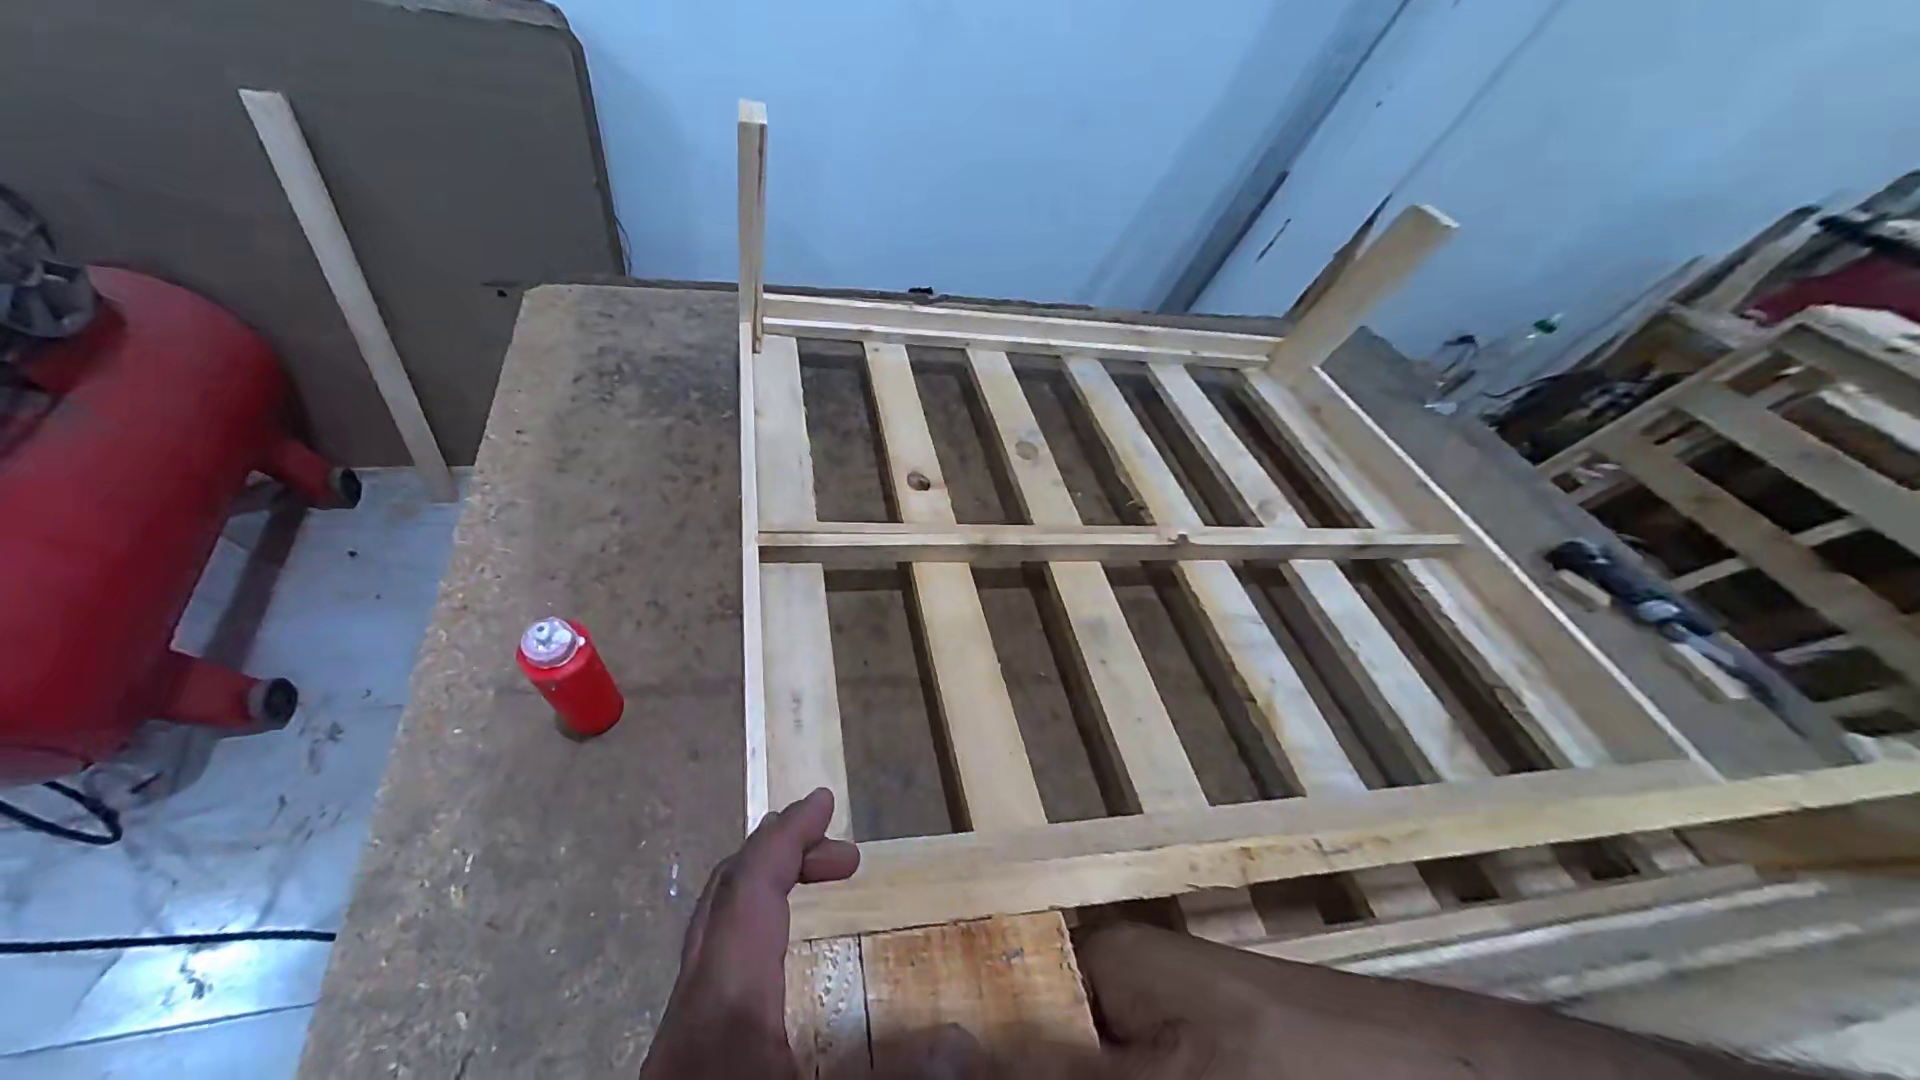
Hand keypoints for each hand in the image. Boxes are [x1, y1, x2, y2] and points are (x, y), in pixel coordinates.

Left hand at [639, 788, 858, 1079]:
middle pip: (726, 890)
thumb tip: (965, 1045)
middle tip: (841, 853)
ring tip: (819, 883)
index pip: (750, 883)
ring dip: (766, 886)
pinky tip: (782, 957)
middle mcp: (695, 999)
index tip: (824, 799)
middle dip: (783, 851)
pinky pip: (714, 954)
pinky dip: (752, 923)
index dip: (788, 833)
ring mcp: (681, 1026)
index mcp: (727, 998)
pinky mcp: (681, 1051)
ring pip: (714, 922)